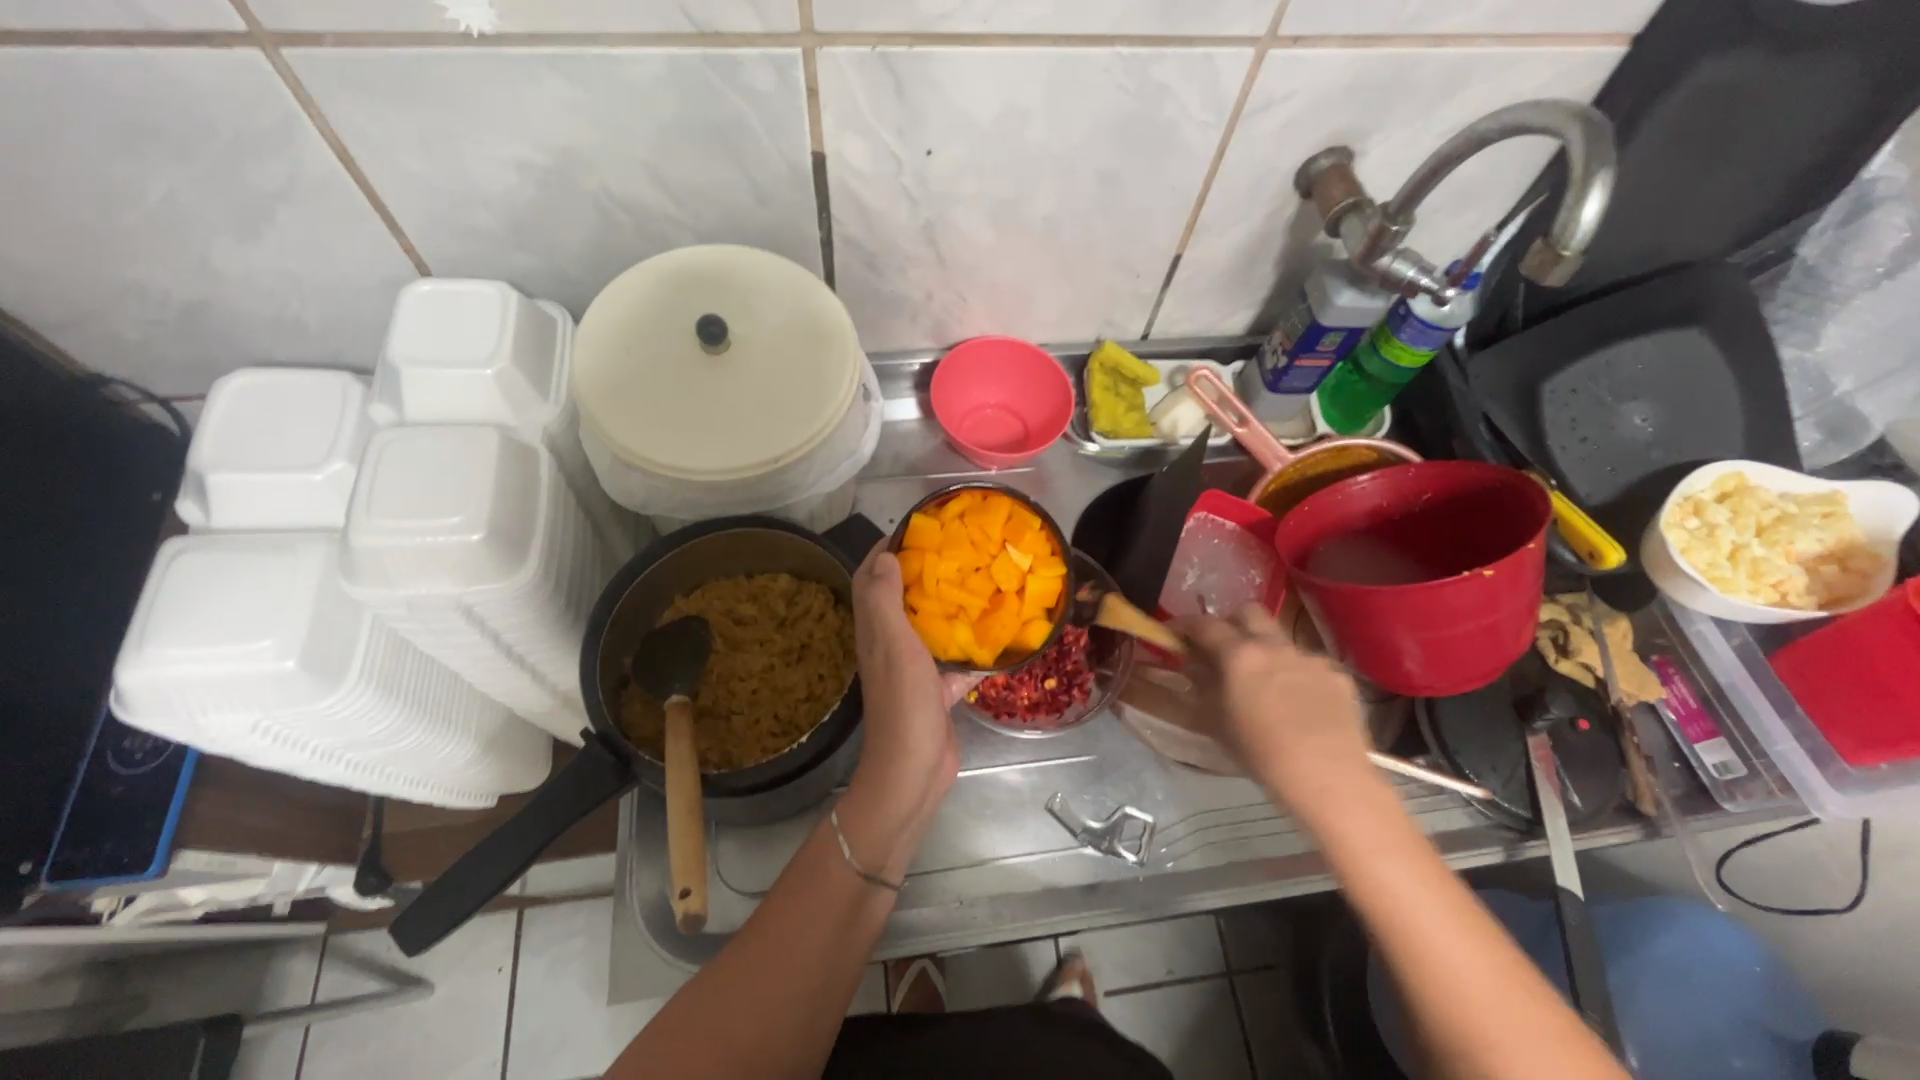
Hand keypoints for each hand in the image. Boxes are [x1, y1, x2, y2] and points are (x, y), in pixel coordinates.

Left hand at [843, 545, 972, 857]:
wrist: (913, 768)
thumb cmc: (903, 702)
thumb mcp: (893, 643)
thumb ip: (885, 599)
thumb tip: (886, 555)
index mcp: (874, 629)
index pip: (871, 578)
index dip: (885, 549)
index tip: (914, 527)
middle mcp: (890, 645)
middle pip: (901, 599)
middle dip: (922, 572)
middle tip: (955, 550)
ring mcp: (913, 670)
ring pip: (929, 628)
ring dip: (947, 608)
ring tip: (978, 582)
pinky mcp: (936, 692)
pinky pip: (955, 663)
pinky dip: (971, 651)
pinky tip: (997, 638)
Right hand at [1182, 607, 1375, 816]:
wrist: (1327, 776)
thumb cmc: (1261, 754)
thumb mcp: (1217, 723)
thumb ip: (1203, 686)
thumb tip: (1194, 666)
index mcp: (1240, 655)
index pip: (1206, 625)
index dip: (1185, 624)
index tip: (1175, 632)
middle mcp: (1276, 646)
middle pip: (1250, 612)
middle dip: (1231, 622)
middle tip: (1223, 646)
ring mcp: (1311, 658)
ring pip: (1282, 640)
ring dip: (1267, 651)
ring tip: (1265, 684)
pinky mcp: (1338, 676)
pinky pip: (1310, 665)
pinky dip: (1297, 675)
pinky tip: (1300, 705)